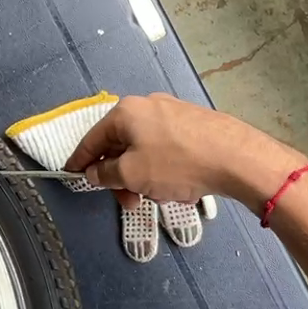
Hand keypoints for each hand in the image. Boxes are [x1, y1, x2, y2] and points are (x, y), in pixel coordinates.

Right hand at [64, 93, 307, 205]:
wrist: (236, 157)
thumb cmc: (177, 164)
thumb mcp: (132, 175)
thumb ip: (106, 174)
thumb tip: (94, 172)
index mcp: (125, 113)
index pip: (92, 139)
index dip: (80, 160)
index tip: (71, 175)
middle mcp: (147, 106)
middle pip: (119, 144)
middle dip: (119, 176)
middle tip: (127, 202)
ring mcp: (172, 113)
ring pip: (143, 148)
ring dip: (141, 175)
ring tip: (156, 197)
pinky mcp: (193, 124)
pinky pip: (165, 147)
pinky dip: (161, 167)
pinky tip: (175, 185)